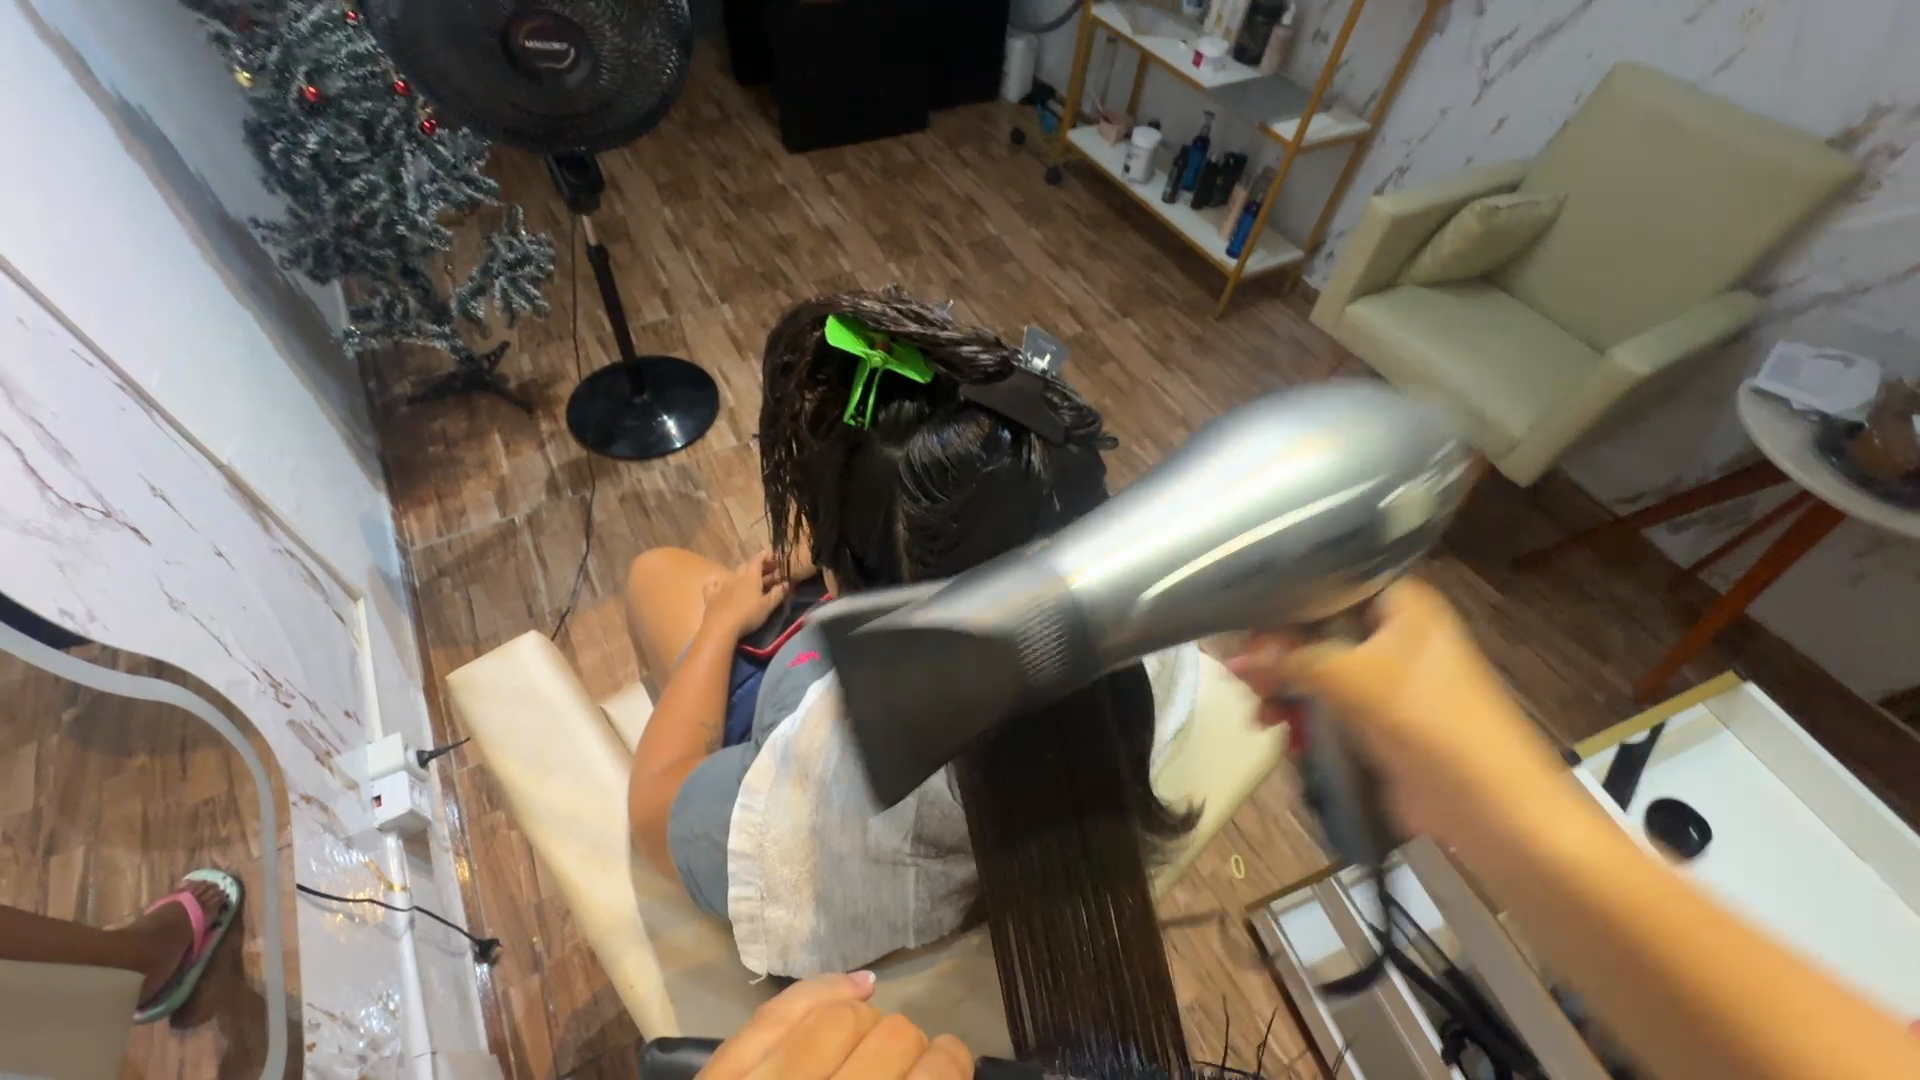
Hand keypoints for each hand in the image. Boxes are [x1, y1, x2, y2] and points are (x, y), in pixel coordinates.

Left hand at [699, 972, 971, 1079]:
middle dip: (915, 1047)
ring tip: (873, 1047)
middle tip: (912, 1071)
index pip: (934, 1075)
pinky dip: (826, 990)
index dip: (953, 1063)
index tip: (953, 1067)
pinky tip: (859, 990)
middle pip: (893, 1037)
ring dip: (871, 1025)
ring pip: (842, 1018)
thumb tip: (947, 1071)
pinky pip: (781, 1011)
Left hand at [700, 551, 791, 640]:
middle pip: (746, 566)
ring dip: (741, 574)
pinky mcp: (710, 596)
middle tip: (765, 570)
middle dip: (756, 566)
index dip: (765, 556)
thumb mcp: (767, 606)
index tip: (772, 554)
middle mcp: (736, 577)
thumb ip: (777, 593)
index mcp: (751, 578)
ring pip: (732, 574)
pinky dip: (715, 580)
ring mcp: (722, 586)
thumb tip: (786, 583)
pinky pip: (712, 584)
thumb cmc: (748, 616)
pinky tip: (714, 580)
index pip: (758, 561)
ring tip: (747, 578)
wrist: (720, 628)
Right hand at [1226, 577, 1576, 850]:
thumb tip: (1231, 659)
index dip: (1279, 601)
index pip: (1325, 583)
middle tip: (1243, 678)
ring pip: (1314, 670)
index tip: (1240, 623)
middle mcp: (1392, 631)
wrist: (1493, 808)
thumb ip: (1288, 660)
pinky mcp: (1377, 718)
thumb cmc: (1431, 721)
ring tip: (1260, 715)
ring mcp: (1384, 677)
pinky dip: (1301, 717)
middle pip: (1313, 630)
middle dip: (1275, 656)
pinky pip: (1325, 705)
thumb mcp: (1352, 678)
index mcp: (1400, 604)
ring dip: (1282, 691)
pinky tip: (1282, 734)